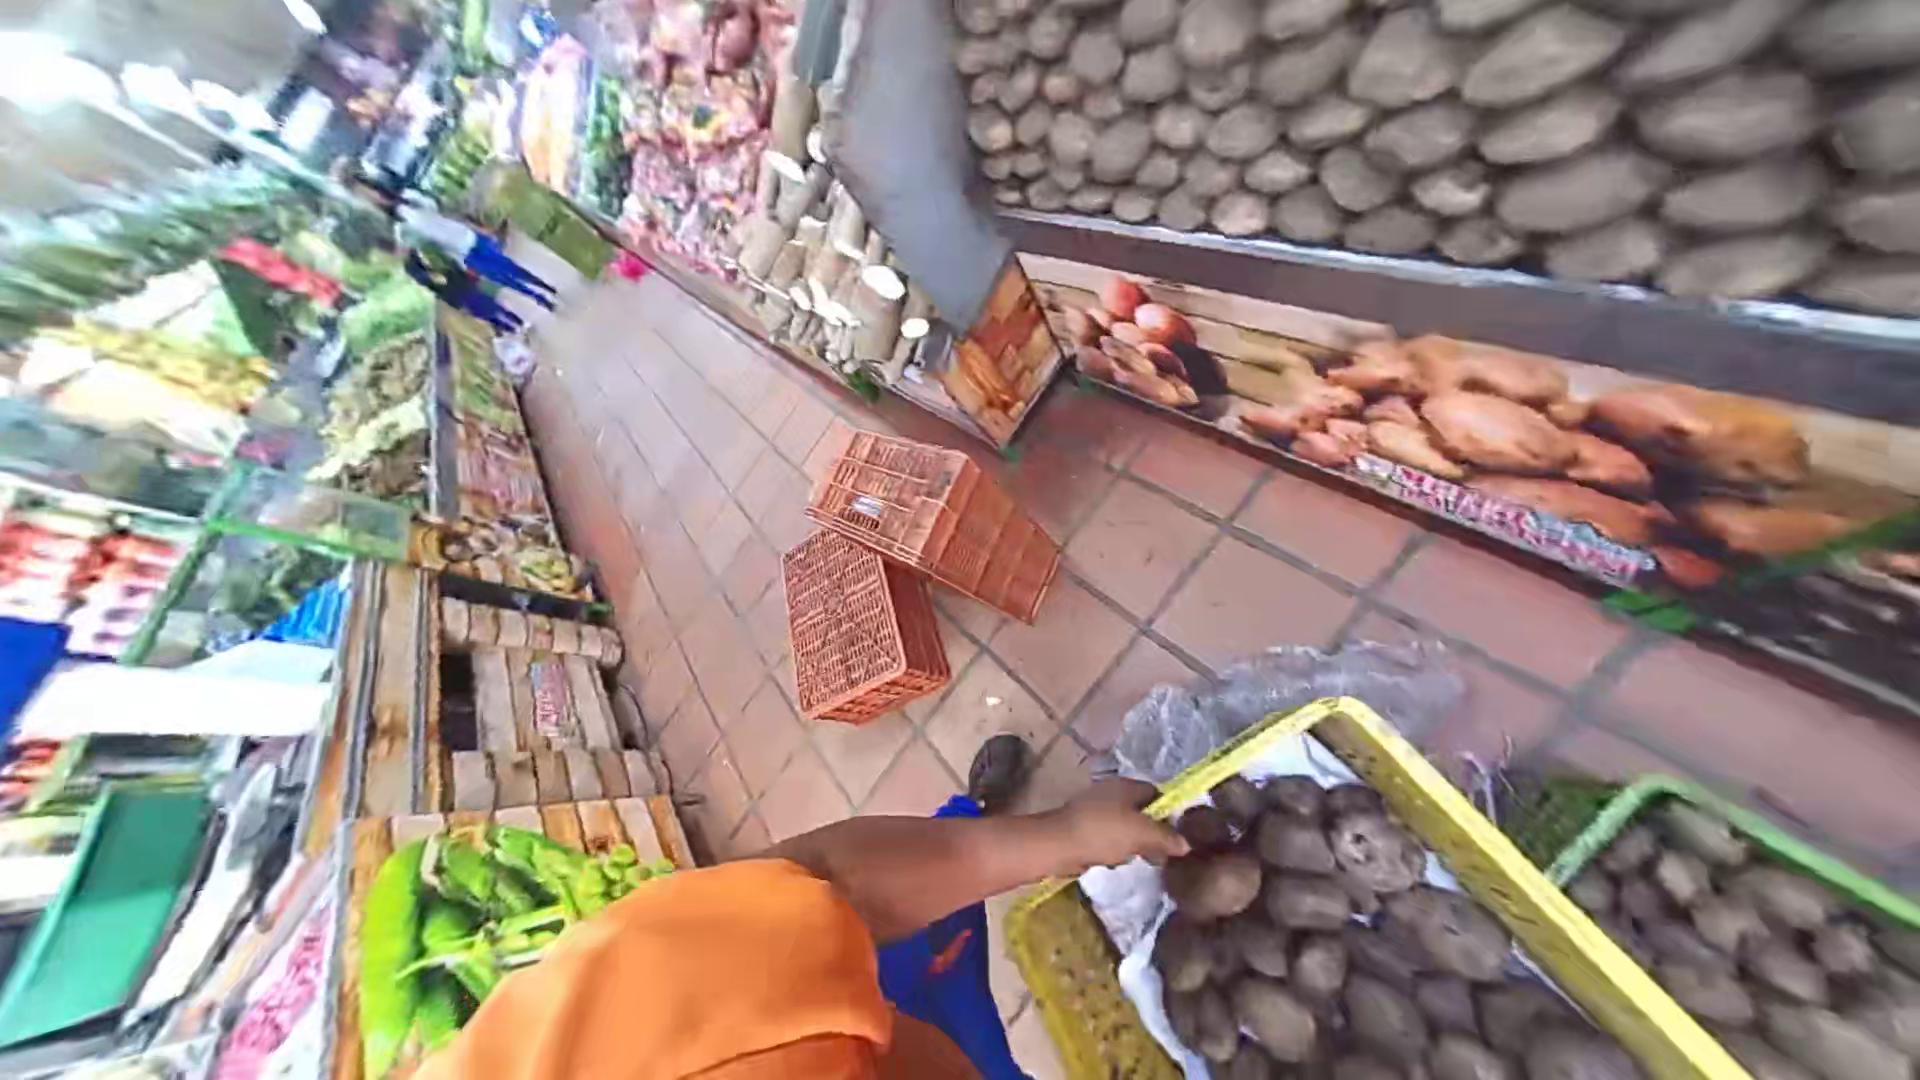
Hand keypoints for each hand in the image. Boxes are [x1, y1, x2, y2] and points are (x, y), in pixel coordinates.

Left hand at [1048, 778, 1189, 873]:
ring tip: (1141, 859)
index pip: (1156, 793)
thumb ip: (1166, 837)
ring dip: (1135, 843)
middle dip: (1153, 832)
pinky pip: (1110, 836)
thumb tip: (1185, 843)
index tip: (1178, 835)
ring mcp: (1096, 808)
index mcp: (1125, 786)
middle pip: (1142, 810)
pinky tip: (1116, 861)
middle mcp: (1111, 792)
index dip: (1169, 812)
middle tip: (1161, 854)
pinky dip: (1116, 848)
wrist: (1060, 844)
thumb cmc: (1103, 832)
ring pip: (1126, 825)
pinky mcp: (1086, 826)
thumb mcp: (1141, 833)